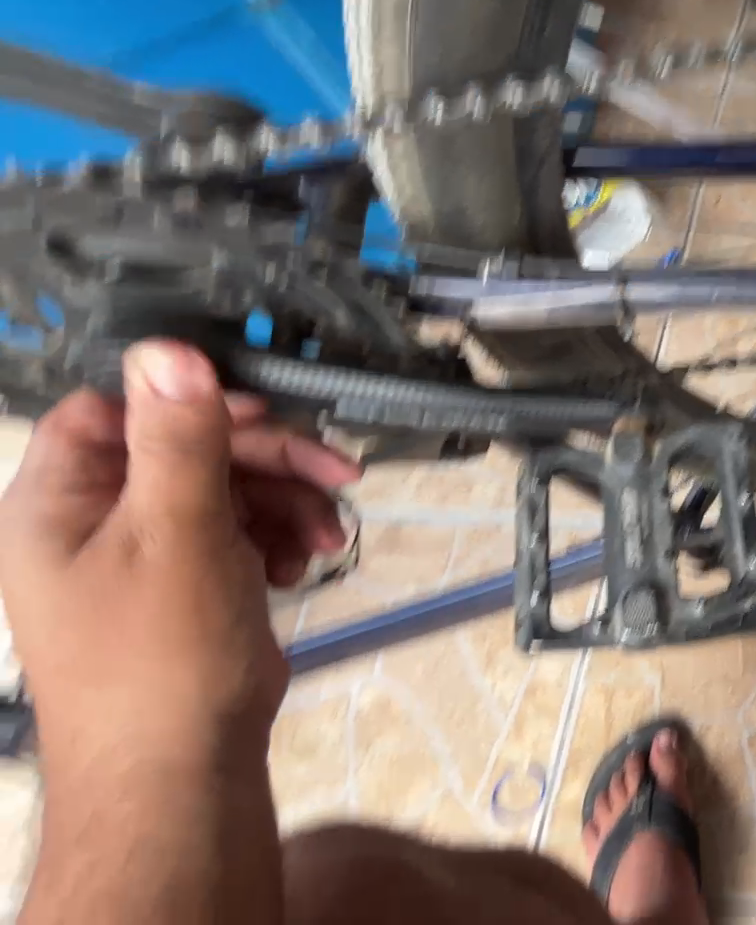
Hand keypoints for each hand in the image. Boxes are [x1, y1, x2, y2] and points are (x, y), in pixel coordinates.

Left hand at [0, 341, 360, 772]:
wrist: (181, 756)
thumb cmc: (163, 646)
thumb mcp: (177, 531)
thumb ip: (179, 440)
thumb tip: (168, 350)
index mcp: (62, 502)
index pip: (116, 413)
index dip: (192, 406)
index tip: (264, 419)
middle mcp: (98, 520)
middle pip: (195, 452)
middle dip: (275, 463)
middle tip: (341, 476)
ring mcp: (148, 553)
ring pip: (231, 491)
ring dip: (291, 504)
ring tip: (327, 538)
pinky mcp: (193, 579)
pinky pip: (243, 531)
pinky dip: (281, 538)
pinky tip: (302, 563)